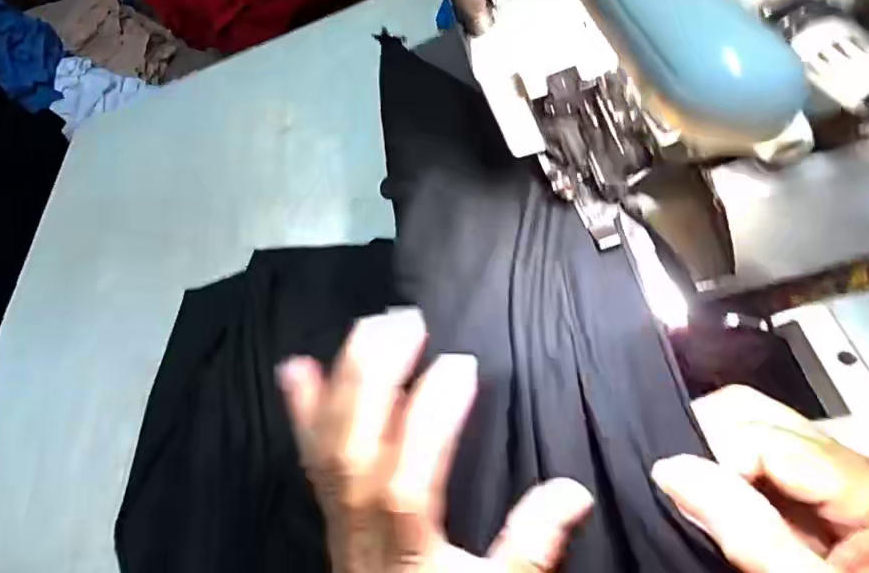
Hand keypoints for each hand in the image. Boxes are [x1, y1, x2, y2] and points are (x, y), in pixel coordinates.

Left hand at [277, 308, 594, 572]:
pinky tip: (295, 364)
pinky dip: (300, 407)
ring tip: (371, 323)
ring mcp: (337, 513)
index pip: (407, 477)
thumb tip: (573, 489)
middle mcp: (361, 524)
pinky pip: (307, 454)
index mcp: (407, 546)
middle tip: (408, 322)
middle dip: (378, 375)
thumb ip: (531, 545)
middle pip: (355, 446)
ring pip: (329, 441)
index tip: (461, 363)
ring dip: (346, 375)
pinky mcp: (325, 505)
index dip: (431, 418)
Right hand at [653, 386, 868, 572]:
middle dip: (712, 445)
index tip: (679, 493)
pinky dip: (745, 485)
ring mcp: (859, 490)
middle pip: (764, 417)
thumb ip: (751, 535)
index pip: (765, 434)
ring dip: (725, 464)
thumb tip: (673, 470)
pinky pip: (776, 471)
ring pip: (763, 437)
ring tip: (705, 506)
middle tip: (681, 489)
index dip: (714, 456)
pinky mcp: (845, 511)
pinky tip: (735, 517)